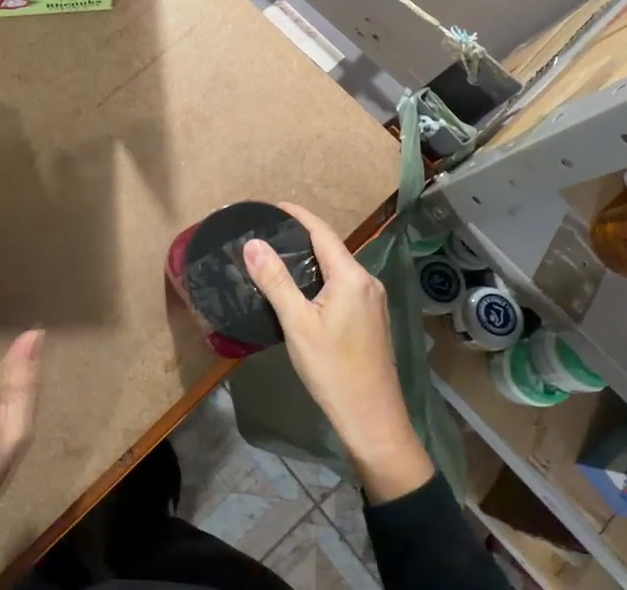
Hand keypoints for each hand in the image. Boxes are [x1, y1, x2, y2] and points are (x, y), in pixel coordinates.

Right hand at [243, 203, 433, 502]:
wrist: (372, 419)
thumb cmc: (333, 370)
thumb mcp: (297, 324)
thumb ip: (275, 281)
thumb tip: (253, 243)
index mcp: (352, 277)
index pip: (321, 231)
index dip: (296, 215)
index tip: (270, 206)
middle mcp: (367, 282)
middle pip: (331, 247)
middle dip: (300, 235)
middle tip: (266, 231)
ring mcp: (373, 301)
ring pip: (337, 267)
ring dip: (310, 257)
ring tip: (276, 255)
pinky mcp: (372, 319)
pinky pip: (343, 284)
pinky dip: (320, 276)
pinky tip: (300, 288)